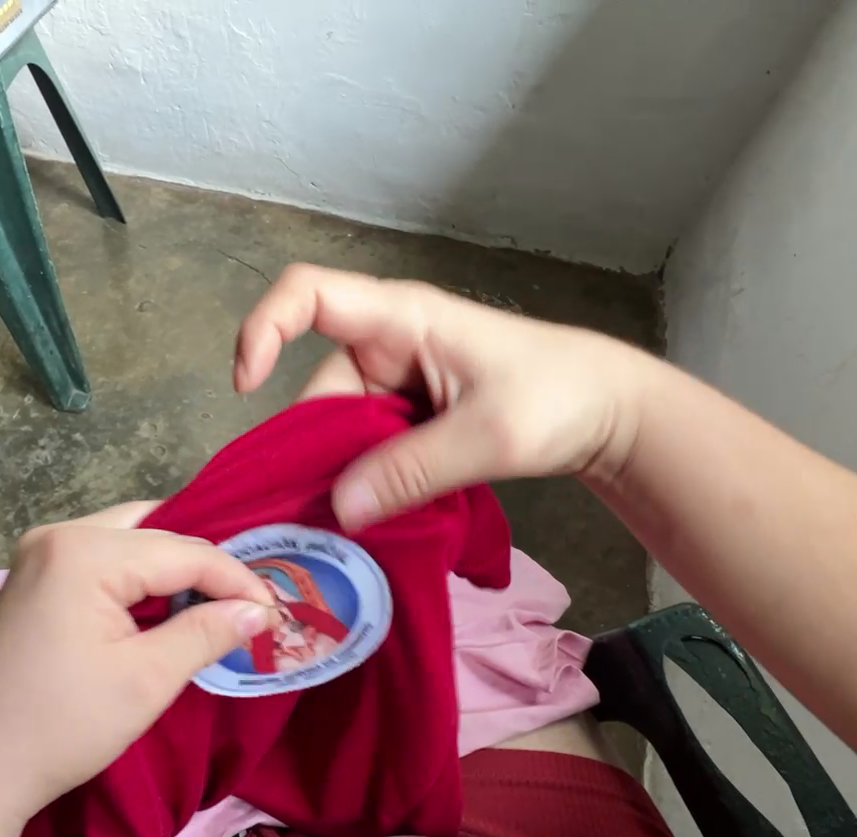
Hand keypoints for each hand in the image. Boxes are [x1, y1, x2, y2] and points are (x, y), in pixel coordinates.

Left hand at [0, 503, 274, 828]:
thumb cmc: (62, 726)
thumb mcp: (147, 680)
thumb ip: (208, 633)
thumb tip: (260, 610)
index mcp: (83, 551)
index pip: (183, 551)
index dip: (236, 579)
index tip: (275, 611)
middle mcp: (57, 535)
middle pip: (155, 532)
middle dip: (204, 565)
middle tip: (246, 601)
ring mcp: (39, 554)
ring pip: (130, 540)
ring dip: (173, 568)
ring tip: (216, 601)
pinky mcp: (33, 578)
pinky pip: (103, 558)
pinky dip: (140, 577)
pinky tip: (166, 603)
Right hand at [235, 263, 662, 529]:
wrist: (607, 412)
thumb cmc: (559, 396)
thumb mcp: (487, 435)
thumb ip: (412, 470)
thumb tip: (339, 510)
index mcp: (403, 318)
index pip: (308, 293)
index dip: (264, 328)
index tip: (249, 387)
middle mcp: (388, 344)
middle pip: (318, 388)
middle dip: (312, 447)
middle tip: (315, 510)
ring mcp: (398, 383)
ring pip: (340, 427)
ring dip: (341, 472)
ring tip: (348, 523)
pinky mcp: (409, 416)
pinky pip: (366, 446)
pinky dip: (363, 479)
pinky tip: (371, 513)